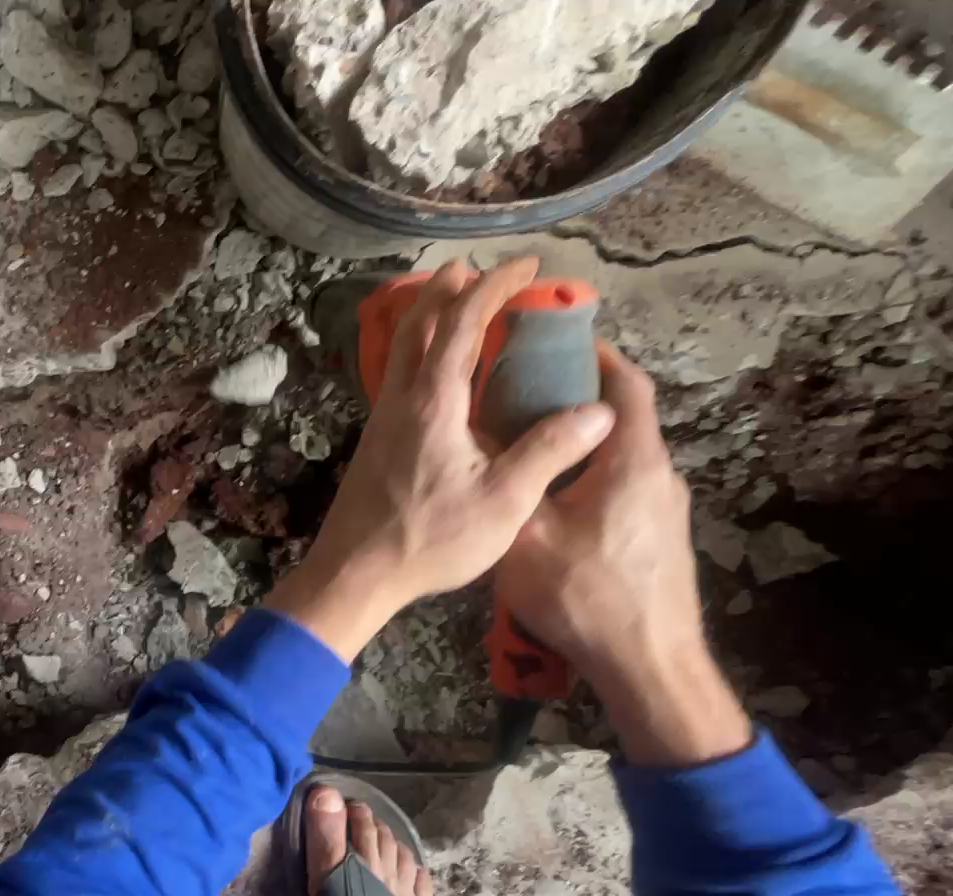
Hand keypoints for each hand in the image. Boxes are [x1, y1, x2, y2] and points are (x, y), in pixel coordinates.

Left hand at [269, 258, 614, 656]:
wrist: (354, 572)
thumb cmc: (428, 539)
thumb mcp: (503, 501)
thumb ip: (548, 451)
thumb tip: (598, 411)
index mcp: (430, 405)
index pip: (460, 326)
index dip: (492, 289)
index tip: (526, 266)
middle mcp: (398, 404)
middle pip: (416, 329)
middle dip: (444, 292)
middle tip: (471, 269)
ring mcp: (380, 423)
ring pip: (400, 354)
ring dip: (426, 321)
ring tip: (451, 304)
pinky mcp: (375, 444)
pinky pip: (397, 380)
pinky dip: (418, 356)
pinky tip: (434, 373)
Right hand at [493, 344, 750, 764]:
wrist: (647, 663)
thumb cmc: (584, 593)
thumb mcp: (525, 536)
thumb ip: (511, 481)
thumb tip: (482, 439)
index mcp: (631, 464)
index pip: (625, 389)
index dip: (595, 357)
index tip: (557, 339)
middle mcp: (656, 477)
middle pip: (620, 420)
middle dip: (574, 399)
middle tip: (517, 393)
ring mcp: (661, 510)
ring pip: (616, 458)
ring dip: (576, 442)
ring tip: (521, 444)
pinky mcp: (655, 538)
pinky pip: (617, 487)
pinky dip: (583, 474)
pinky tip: (544, 496)